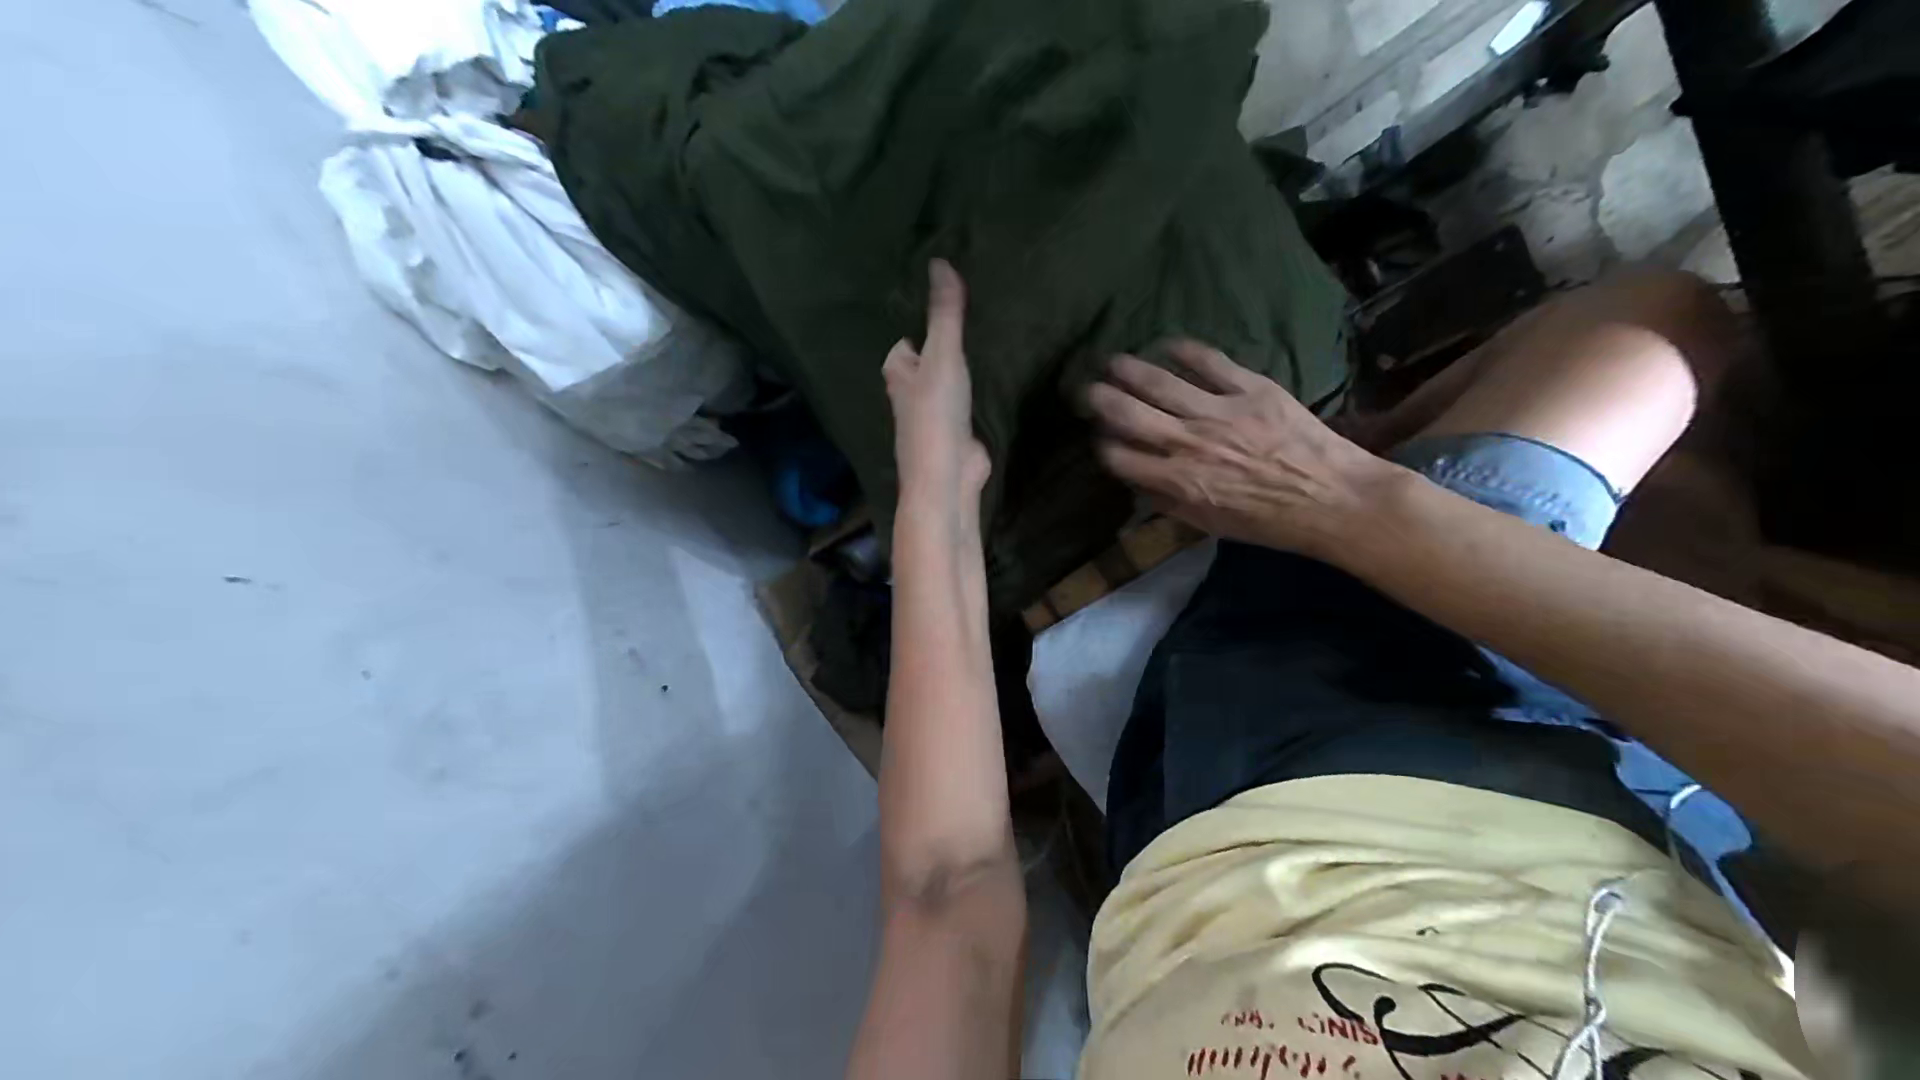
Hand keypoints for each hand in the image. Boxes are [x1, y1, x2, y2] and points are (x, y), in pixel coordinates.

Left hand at [884, 260, 989, 503]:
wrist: (949, 473)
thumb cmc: (935, 413)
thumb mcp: (942, 355)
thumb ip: (944, 314)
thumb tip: (939, 261)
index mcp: (898, 373)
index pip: (903, 342)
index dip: (919, 326)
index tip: (943, 304)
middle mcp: (912, 392)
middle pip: (928, 360)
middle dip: (944, 344)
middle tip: (974, 314)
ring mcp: (937, 412)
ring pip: (949, 380)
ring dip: (964, 366)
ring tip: (990, 334)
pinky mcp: (961, 428)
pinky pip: (970, 399)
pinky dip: (980, 387)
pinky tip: (999, 372)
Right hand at [1087, 341, 1398, 556]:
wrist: (1334, 499)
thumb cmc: (1270, 522)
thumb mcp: (1210, 525)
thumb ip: (1168, 502)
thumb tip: (1139, 481)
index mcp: (1178, 481)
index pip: (1119, 458)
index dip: (1103, 447)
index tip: (1102, 441)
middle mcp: (1190, 443)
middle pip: (1128, 414)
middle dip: (1100, 400)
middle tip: (1087, 390)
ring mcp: (1220, 411)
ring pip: (1160, 382)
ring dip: (1128, 369)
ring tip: (1112, 361)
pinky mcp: (1251, 388)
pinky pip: (1209, 362)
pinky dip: (1184, 350)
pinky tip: (1167, 345)